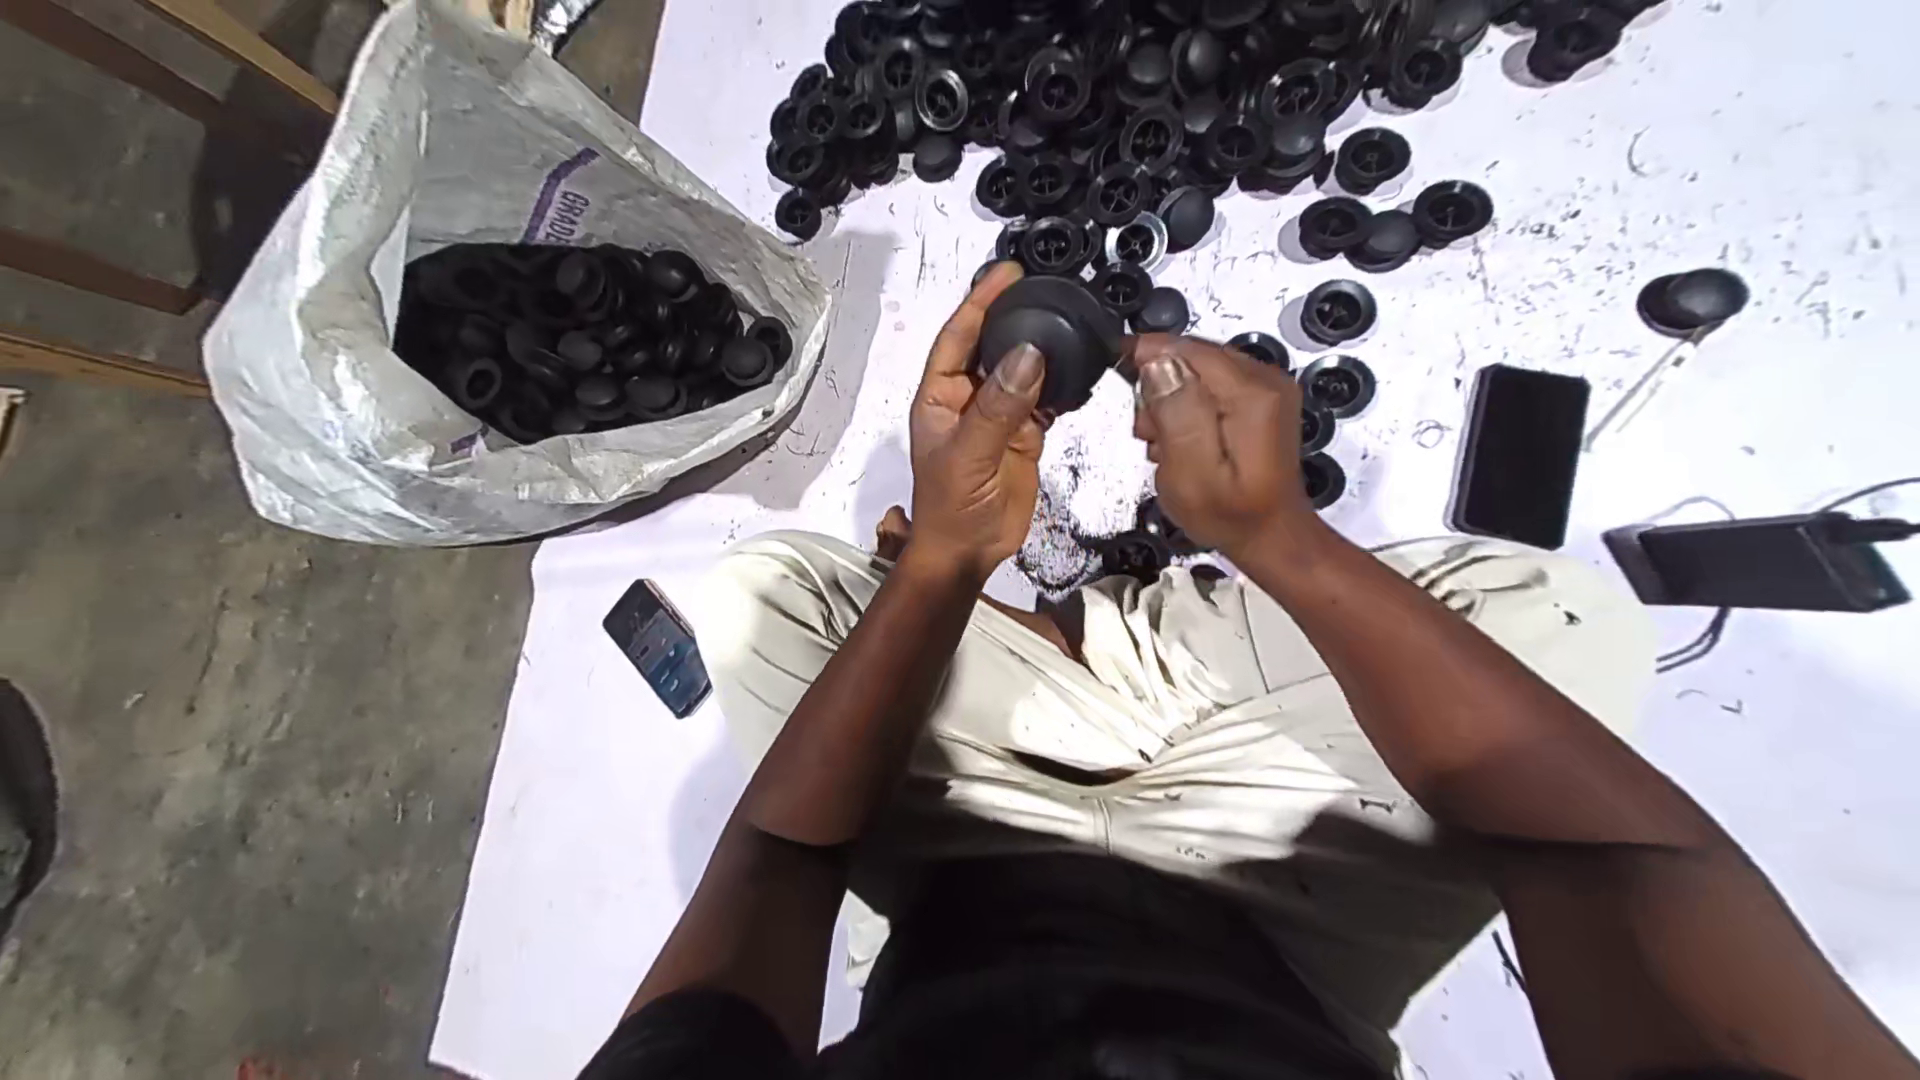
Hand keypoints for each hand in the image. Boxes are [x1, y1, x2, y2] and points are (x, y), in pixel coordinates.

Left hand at [906, 262, 1046, 581]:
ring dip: (1041, 348)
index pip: (957, 339)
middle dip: (1013, 317)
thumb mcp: (969, 455)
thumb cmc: (952, 507)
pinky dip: (1060, 386)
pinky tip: (1078, 369)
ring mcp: (999, 416)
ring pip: (1021, 370)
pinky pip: (1044, 400)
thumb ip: (998, 408)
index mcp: (941, 397)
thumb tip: (1028, 355)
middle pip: (991, 347)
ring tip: (1067, 318)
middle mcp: (969, 399)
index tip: (1006, 274)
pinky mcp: (1024, 434)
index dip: (978, 304)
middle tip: (1046, 288)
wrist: (970, 551)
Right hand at [1131, 333, 1318, 557]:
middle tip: (1147, 431)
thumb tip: (1157, 364)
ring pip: (1199, 369)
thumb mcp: (1191, 473)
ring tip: (1163, 441)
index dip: (1146, 354)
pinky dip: (1187, 405)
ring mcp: (1266, 390)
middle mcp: (1265, 381)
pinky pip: (1210, 385)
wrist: (1268, 535)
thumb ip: (1177, 414)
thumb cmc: (1229, 514)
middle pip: (1193, 355)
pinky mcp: (1260, 401)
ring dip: (1170, 398)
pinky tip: (1180, 438)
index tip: (1115, 366)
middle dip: (1158, 383)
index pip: (1187, 349)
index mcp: (1250, 395)